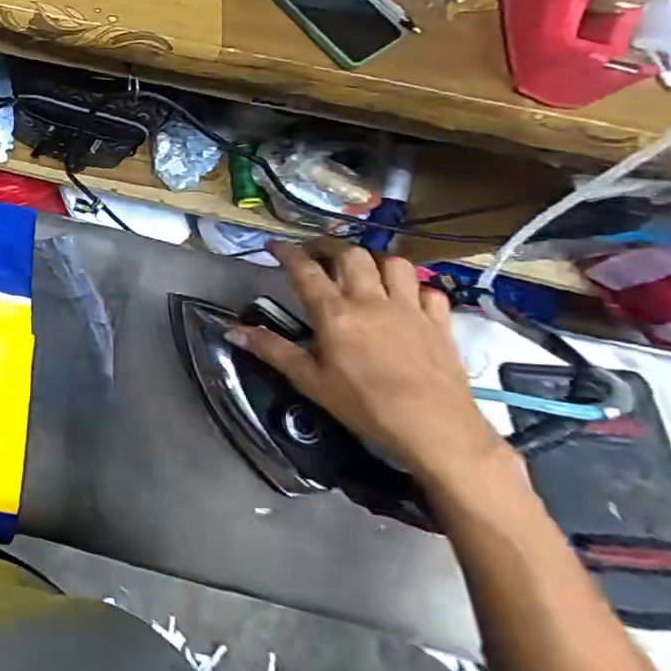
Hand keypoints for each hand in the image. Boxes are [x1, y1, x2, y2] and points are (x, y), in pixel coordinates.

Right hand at [228, 242, 514, 493]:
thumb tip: (232, 329)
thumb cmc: (365, 406)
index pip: (306, 271)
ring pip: (393, 262)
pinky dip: (415, 289)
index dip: (289, 253)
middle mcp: (371, 299)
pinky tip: (408, 299)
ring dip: (376, 261)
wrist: (432, 424)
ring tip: (365, 270)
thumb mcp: (311, 382)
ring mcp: (408, 306)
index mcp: (335, 313)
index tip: (277, 245)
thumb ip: (273, 351)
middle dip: (330, 248)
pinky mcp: (438, 320)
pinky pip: (428, 289)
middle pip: (350, 255)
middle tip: (319, 256)